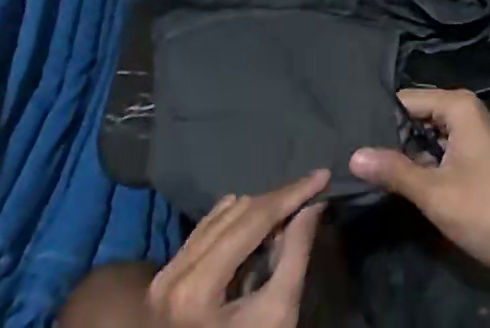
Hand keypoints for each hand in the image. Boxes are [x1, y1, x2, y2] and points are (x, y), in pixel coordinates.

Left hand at [148, 169, 328, 327]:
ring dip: (259, 210)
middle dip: (278, 201)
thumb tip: (314, 204)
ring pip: (221, 215)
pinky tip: (258, 227)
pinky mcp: (166, 277)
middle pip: (237, 213)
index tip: (324, 175)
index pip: (253, 220)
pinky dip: (236, 221)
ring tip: (288, 217)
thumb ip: (296, 254)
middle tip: (311, 197)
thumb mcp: (278, 314)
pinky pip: (207, 229)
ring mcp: (165, 274)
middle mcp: (173, 272)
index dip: (291, 194)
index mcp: (197, 288)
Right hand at [350, 89, 489, 280]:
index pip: (407, 99)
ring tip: (357, 162)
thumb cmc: (487, 210)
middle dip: (386, 133)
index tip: (344, 131)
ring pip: (424, 134)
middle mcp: (464, 112)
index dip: (377, 116)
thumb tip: (352, 154)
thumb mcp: (435, 192)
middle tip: (345, 150)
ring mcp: (469, 134)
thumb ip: (394, 171)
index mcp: (459, 106)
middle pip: (415, 114)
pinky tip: (388, 176)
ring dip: (399, 150)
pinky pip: (435, 149)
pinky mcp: (470, 157)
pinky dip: (416, 161)